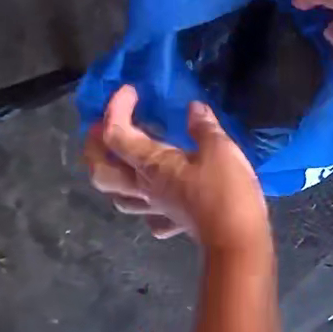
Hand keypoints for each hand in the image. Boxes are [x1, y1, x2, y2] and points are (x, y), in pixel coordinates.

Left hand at [84, 85, 269, 253]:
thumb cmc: (227, 192)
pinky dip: (147, 206)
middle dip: (93, 147)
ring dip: (113, 176)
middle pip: (101, 172)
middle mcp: (145, 189)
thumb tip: (194, 109)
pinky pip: (151, 216)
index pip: (117, 134)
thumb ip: (204, 127)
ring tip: (123, 160)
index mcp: (151, 165)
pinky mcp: (174, 223)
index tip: (131, 91)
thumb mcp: (220, 149)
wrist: (239, 240)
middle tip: (102, 127)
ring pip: (119, 197)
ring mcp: (158, 209)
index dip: (116, 109)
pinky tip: (157, 199)